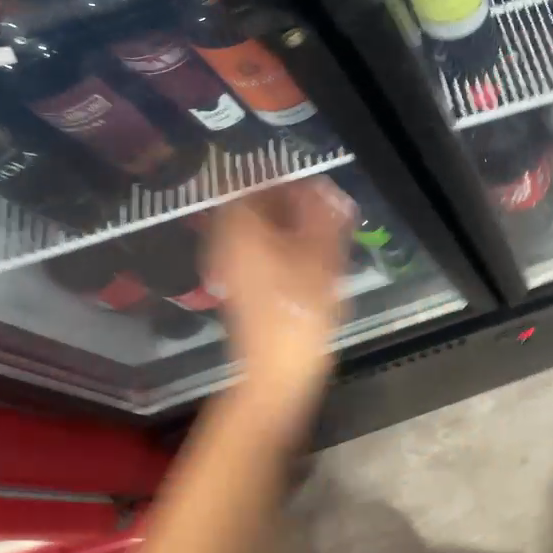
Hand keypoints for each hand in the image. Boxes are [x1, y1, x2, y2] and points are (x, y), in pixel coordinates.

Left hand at [205, 177, 353, 446]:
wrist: (277, 373)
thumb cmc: (300, 312)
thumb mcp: (322, 256)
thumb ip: (324, 215)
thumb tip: (326, 188)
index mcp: (241, 229)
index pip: (255, 183)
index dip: (287, 180)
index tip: (317, 185)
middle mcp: (226, 244)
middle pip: (253, 207)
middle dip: (288, 202)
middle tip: (323, 207)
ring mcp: (228, 268)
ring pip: (256, 231)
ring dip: (287, 225)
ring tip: (320, 233)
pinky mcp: (239, 289)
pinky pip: (257, 252)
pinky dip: (281, 247)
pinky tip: (307, 260)